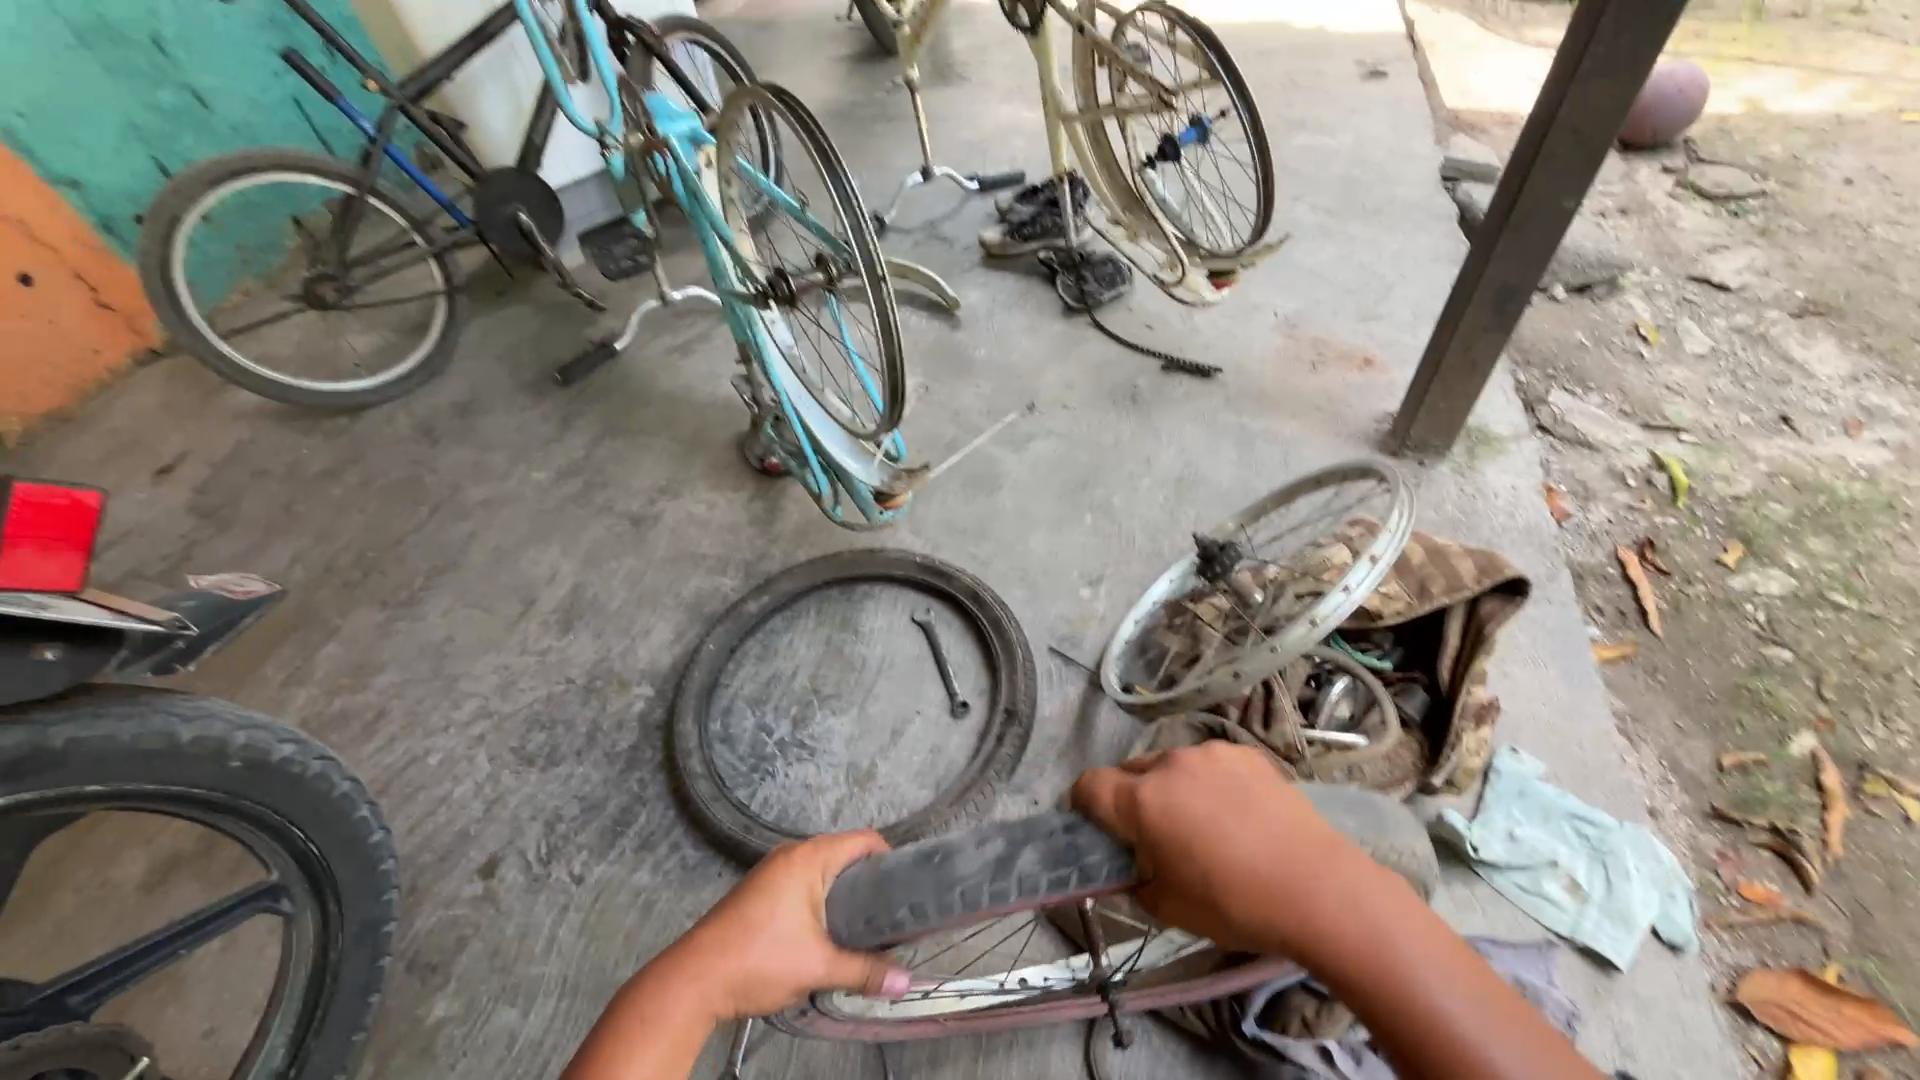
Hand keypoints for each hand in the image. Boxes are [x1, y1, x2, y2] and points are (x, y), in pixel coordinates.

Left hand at [658, 830, 910, 1019]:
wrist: (694, 981)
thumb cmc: (758, 961)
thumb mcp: (818, 967)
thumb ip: (865, 971)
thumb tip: (906, 982)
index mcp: (808, 858)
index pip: (863, 840)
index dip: (890, 858)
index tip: (908, 886)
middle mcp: (791, 855)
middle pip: (843, 853)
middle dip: (869, 880)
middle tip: (894, 910)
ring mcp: (772, 871)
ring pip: (822, 870)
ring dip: (844, 892)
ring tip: (868, 923)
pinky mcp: (760, 891)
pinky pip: (803, 882)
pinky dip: (822, 898)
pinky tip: (831, 929)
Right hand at [1070, 742, 1395, 958]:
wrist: (1319, 890)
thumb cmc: (1235, 905)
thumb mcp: (1169, 908)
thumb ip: (1135, 881)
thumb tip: (1132, 868)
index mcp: (1142, 801)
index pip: (1088, 785)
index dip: (1082, 804)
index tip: (1094, 825)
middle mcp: (1170, 765)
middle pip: (1129, 771)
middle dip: (1130, 797)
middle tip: (1153, 834)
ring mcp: (1212, 754)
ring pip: (1172, 765)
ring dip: (1172, 788)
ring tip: (1202, 823)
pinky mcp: (1247, 754)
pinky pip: (1211, 764)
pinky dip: (1209, 782)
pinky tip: (1237, 814)